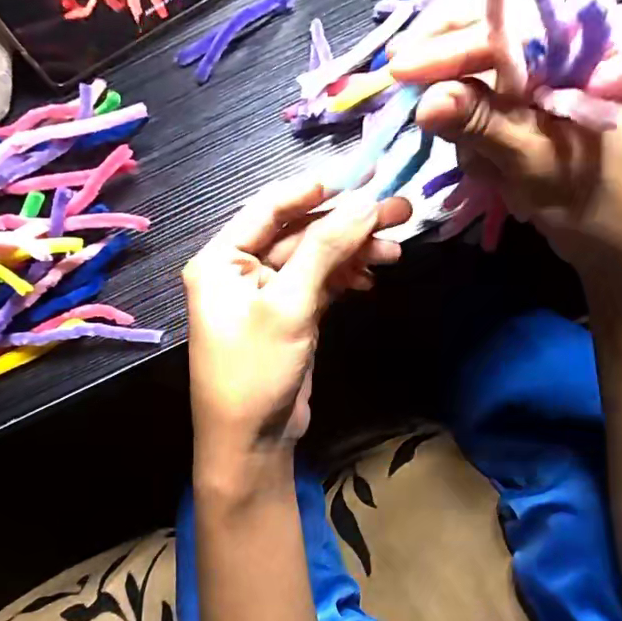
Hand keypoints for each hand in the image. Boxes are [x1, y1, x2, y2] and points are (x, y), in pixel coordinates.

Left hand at [183, 177, 409, 490]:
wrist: (251, 443)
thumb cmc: (255, 370)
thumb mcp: (288, 306)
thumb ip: (325, 250)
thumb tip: (366, 202)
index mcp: (222, 258)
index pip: (270, 208)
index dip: (315, 190)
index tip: (362, 177)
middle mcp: (240, 269)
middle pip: (300, 233)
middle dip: (347, 223)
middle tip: (399, 210)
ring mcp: (267, 293)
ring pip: (316, 259)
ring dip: (353, 251)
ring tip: (397, 246)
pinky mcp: (290, 316)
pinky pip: (320, 284)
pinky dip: (346, 277)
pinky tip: (374, 275)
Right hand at [388, 8, 621, 286]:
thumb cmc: (612, 215)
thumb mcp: (544, 168)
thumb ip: (486, 127)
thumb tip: (424, 102)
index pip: (527, 23)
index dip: (459, 42)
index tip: (403, 64)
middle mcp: (604, 45)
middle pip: (511, 37)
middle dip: (457, 69)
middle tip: (401, 74)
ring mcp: (582, 76)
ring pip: (502, 71)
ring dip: (472, 113)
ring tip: (476, 165)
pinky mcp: (564, 105)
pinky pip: (510, 100)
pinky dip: (486, 131)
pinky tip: (487, 167)